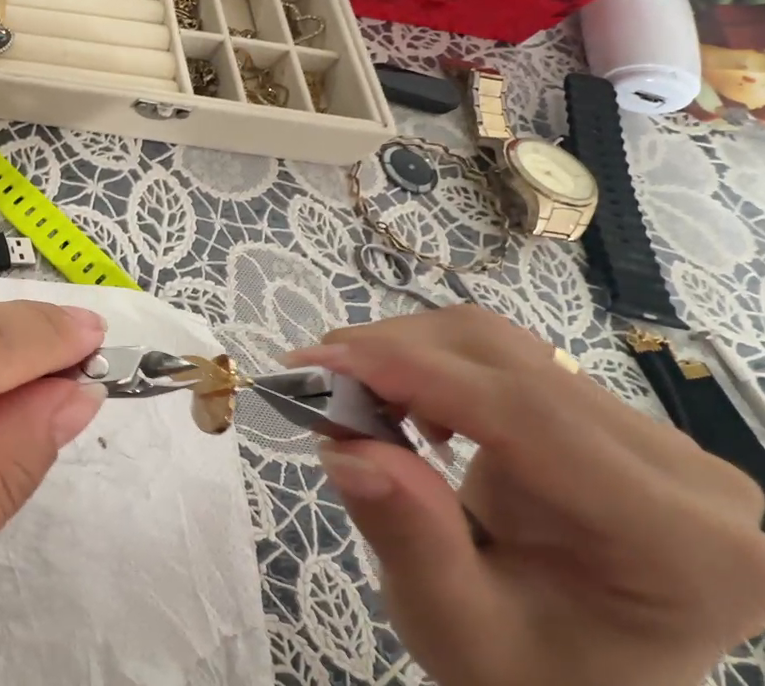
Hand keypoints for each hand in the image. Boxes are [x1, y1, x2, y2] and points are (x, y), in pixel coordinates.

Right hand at [293, 308, 764, 685]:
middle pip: (513, 364)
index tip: (311, 362)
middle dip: (393, 356)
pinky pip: (506, 362)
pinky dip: (429, 366)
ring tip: (351, 401)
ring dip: (405, 354)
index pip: (527, 413)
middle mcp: (689, 476)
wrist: (578, 678)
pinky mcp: (612, 426)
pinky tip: (403, 408)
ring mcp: (657, 444)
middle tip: (312, 386)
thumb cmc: (524, 670)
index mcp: (680, 539)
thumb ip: (412, 541)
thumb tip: (347, 450)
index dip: (410, 371)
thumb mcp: (456, 628)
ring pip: (502, 348)